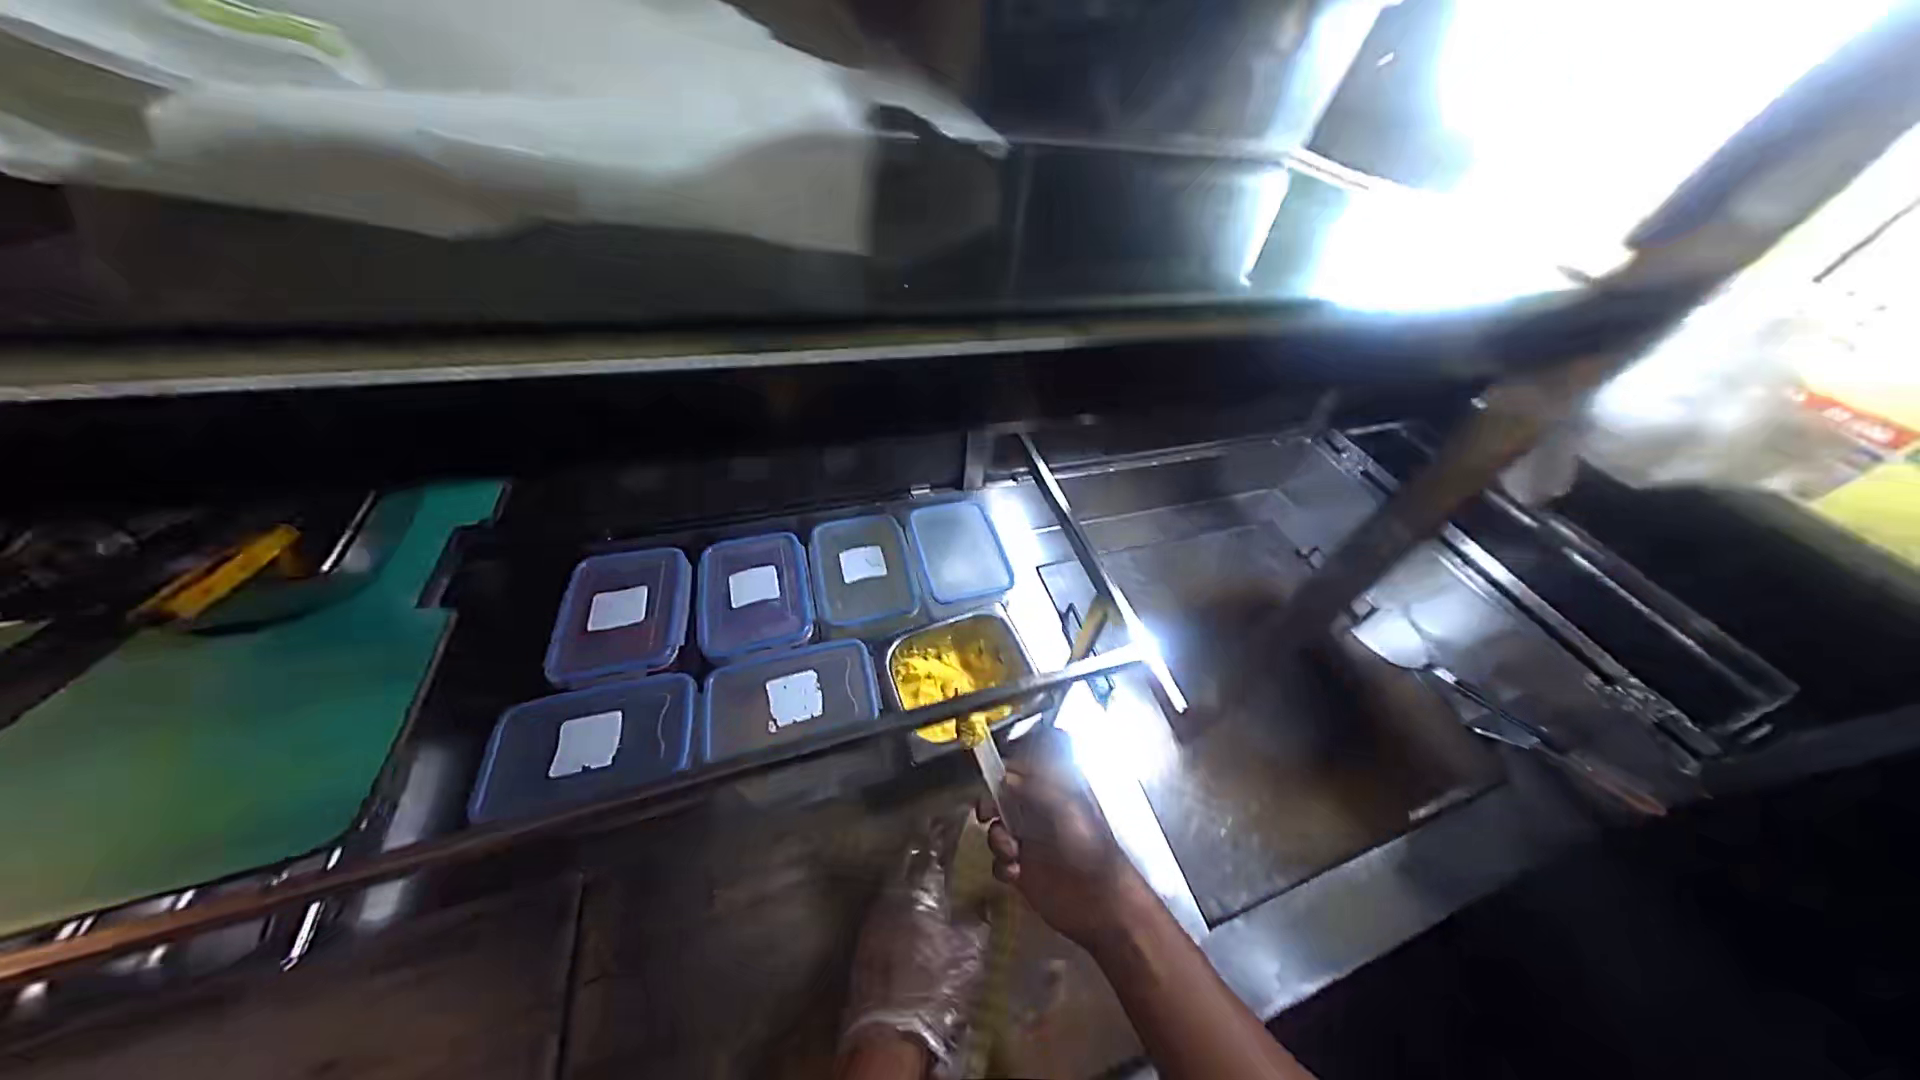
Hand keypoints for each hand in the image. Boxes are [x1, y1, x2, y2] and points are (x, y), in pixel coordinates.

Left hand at [841, 812, 990, 1069]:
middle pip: (911, 855)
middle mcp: (897, 893)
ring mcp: (878, 911)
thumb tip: (989, 896)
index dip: (948, 830)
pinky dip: (898, 885)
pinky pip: (886, 895)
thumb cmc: (936, 988)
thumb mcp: (970, 952)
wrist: (889, 1031)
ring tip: (924, 850)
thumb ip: (980, 918)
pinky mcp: (867, 933)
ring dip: (910, 861)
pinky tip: (907, 889)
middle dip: (925, 839)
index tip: (957, 814)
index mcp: (924, 891)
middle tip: (938, 825)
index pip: (937, 849)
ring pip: (896, 873)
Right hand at [978, 729, 1154, 951]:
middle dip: (992, 805)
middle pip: (1004, 798)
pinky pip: (998, 860)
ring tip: (1012, 854)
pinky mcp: (1023, 871)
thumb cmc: (1088, 850)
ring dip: (998, 839)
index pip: (1025, 771)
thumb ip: (1034, 788)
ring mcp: (1031, 842)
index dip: (1006, 772)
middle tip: (986, 815)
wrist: (1102, 904)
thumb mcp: (1064, 807)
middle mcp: (1041, 813)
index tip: (993, 781)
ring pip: (998, 829)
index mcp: (1056, 792)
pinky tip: (1015, 873)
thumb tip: (1006, 777)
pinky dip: (1001, 864)